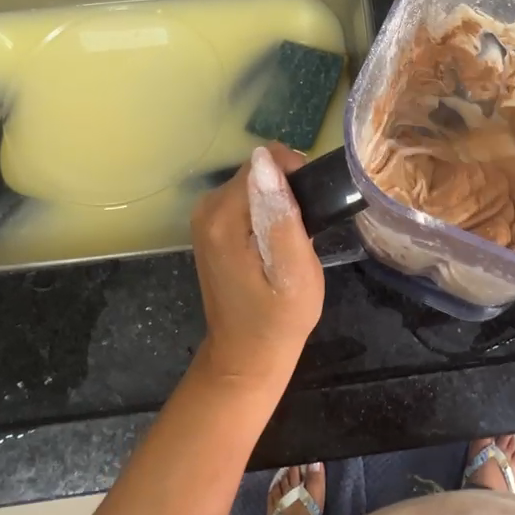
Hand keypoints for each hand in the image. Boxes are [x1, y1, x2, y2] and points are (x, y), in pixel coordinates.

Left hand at [189, 145, 324, 387]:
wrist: (246, 356)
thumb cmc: (279, 317)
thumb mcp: (294, 269)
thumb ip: (281, 212)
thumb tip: (264, 158)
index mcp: (223, 216)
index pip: (264, 161)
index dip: (295, 177)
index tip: (309, 210)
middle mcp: (206, 209)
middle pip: (257, 172)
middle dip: (286, 191)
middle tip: (302, 233)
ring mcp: (204, 220)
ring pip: (253, 185)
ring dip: (277, 204)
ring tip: (291, 242)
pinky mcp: (210, 229)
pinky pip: (245, 201)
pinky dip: (265, 214)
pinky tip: (275, 246)